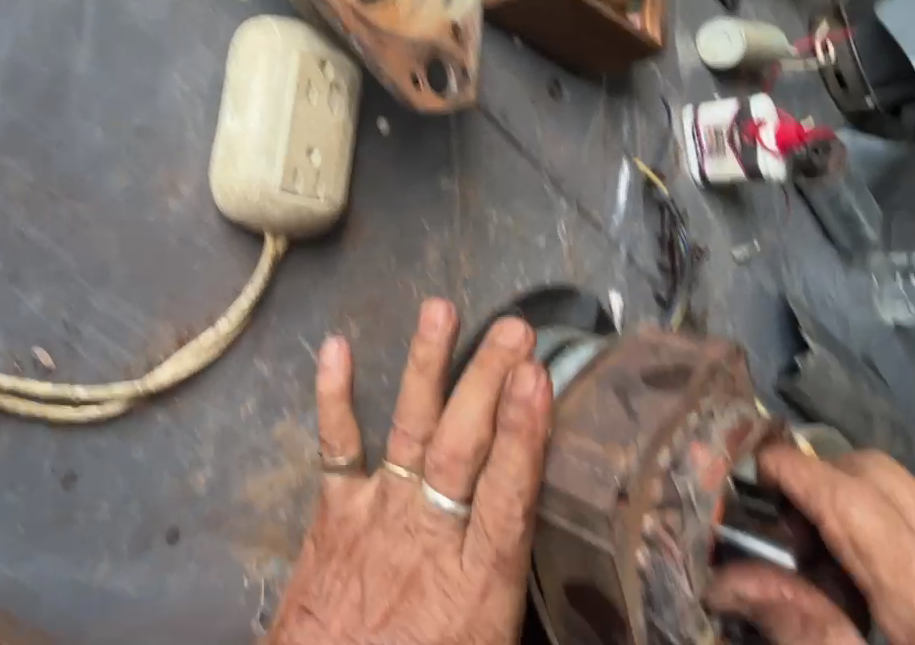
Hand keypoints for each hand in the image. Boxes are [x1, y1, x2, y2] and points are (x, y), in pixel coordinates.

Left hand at [265, 299, 552, 644]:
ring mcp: (378, 512)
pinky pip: (337, 444)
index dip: (524, 435)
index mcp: (476, 581)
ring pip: (410, 429)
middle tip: (513, 330)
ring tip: (441, 311)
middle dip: (488, 383)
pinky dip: (334, 396)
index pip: (507, 496)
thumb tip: (580, 595)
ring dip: (427, 367)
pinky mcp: (336, 507)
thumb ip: (523, 605)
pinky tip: (336, 347)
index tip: (537, 380)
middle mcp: (428, 533)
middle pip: (464, 448)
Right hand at [709, 446, 914, 644]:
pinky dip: (894, 536)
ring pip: (914, 498)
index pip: (855, 502)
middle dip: (816, 479)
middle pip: (882, 478)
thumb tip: (731, 575)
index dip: (789, 472)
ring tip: (827, 563)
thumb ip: (807, 636)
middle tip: (779, 524)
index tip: (742, 471)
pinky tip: (881, 589)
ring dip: (853, 505)